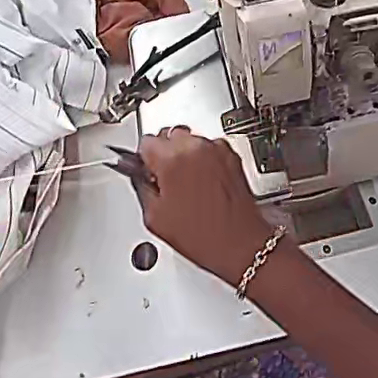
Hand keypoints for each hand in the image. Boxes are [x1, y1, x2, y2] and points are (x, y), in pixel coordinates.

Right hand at [135, 128, 282, 287]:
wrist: (239, 242)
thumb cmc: (203, 234)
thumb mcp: (155, 216)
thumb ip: (142, 186)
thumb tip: (139, 175)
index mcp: (172, 158)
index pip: (146, 141)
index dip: (144, 159)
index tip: (147, 170)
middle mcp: (196, 147)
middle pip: (169, 135)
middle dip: (164, 154)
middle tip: (166, 179)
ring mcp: (216, 149)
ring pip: (191, 140)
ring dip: (185, 155)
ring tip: (188, 185)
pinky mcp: (231, 156)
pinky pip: (210, 148)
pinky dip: (205, 159)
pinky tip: (204, 183)